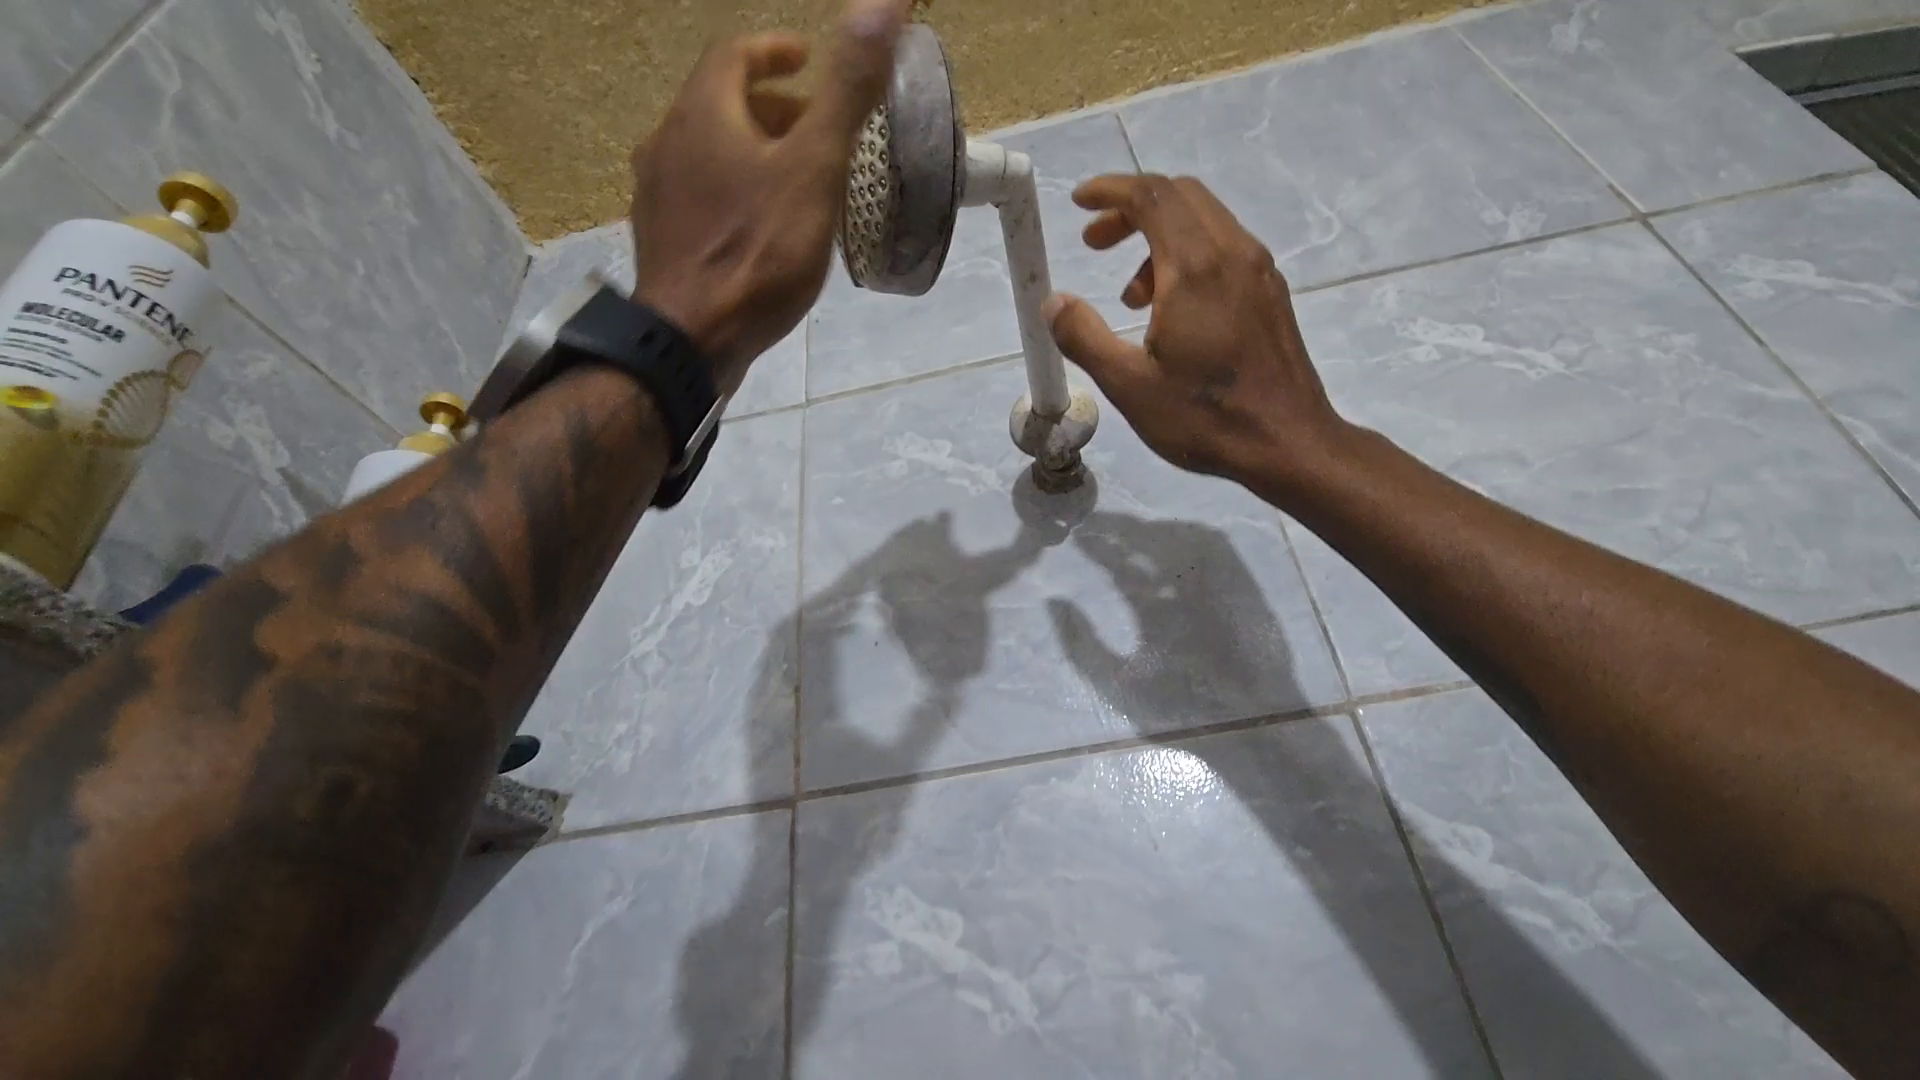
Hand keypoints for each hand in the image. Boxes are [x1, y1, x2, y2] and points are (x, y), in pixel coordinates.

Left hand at [629, 0, 909, 394]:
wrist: (693, 339)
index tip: (805, 60)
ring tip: (792, 180)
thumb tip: (885, 2)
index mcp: (702, 115)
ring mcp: (657, 197)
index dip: (772, 51)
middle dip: (768, 108)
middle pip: (718, 106)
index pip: (733, 56)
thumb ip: (847, 91)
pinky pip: (699, 198)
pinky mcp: (661, 243)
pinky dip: (732, 193)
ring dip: (749, 153)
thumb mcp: (815, 168)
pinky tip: (759, 229)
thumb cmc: (758, 251)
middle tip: (812, 128)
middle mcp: (666, 143)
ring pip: (706, 154)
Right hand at [1042, 175, 1351, 493]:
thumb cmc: (1204, 417)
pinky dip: (1186, 255)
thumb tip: (1054, 302)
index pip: (1151, 197)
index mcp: (1195, 268)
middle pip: (1179, 196)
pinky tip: (1170, 309)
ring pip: (1204, 220)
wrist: (1288, 444)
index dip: (1110, 191)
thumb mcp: (1129, 384)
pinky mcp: (1270, 292)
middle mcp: (1233, 252)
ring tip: (1129, 297)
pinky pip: (1224, 247)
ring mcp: (1258, 270)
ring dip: (1158, 236)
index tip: (1079, 203)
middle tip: (1095, 243)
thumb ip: (1084, 336)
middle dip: (1131, 208)